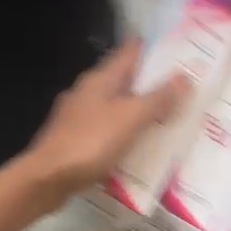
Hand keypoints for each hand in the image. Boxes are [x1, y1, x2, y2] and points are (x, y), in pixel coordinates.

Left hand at [15, 38, 188, 192]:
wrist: (45, 180)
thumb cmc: (89, 144)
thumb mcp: (130, 118)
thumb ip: (158, 98)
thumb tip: (185, 76)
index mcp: (99, 78)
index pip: (131, 51)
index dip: (156, 50)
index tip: (182, 54)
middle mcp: (86, 92)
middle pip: (123, 81)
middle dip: (149, 86)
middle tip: (181, 93)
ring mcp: (75, 118)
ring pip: (112, 108)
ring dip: (135, 113)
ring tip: (163, 121)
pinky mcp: (70, 142)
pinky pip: (102, 132)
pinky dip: (119, 136)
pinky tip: (132, 148)